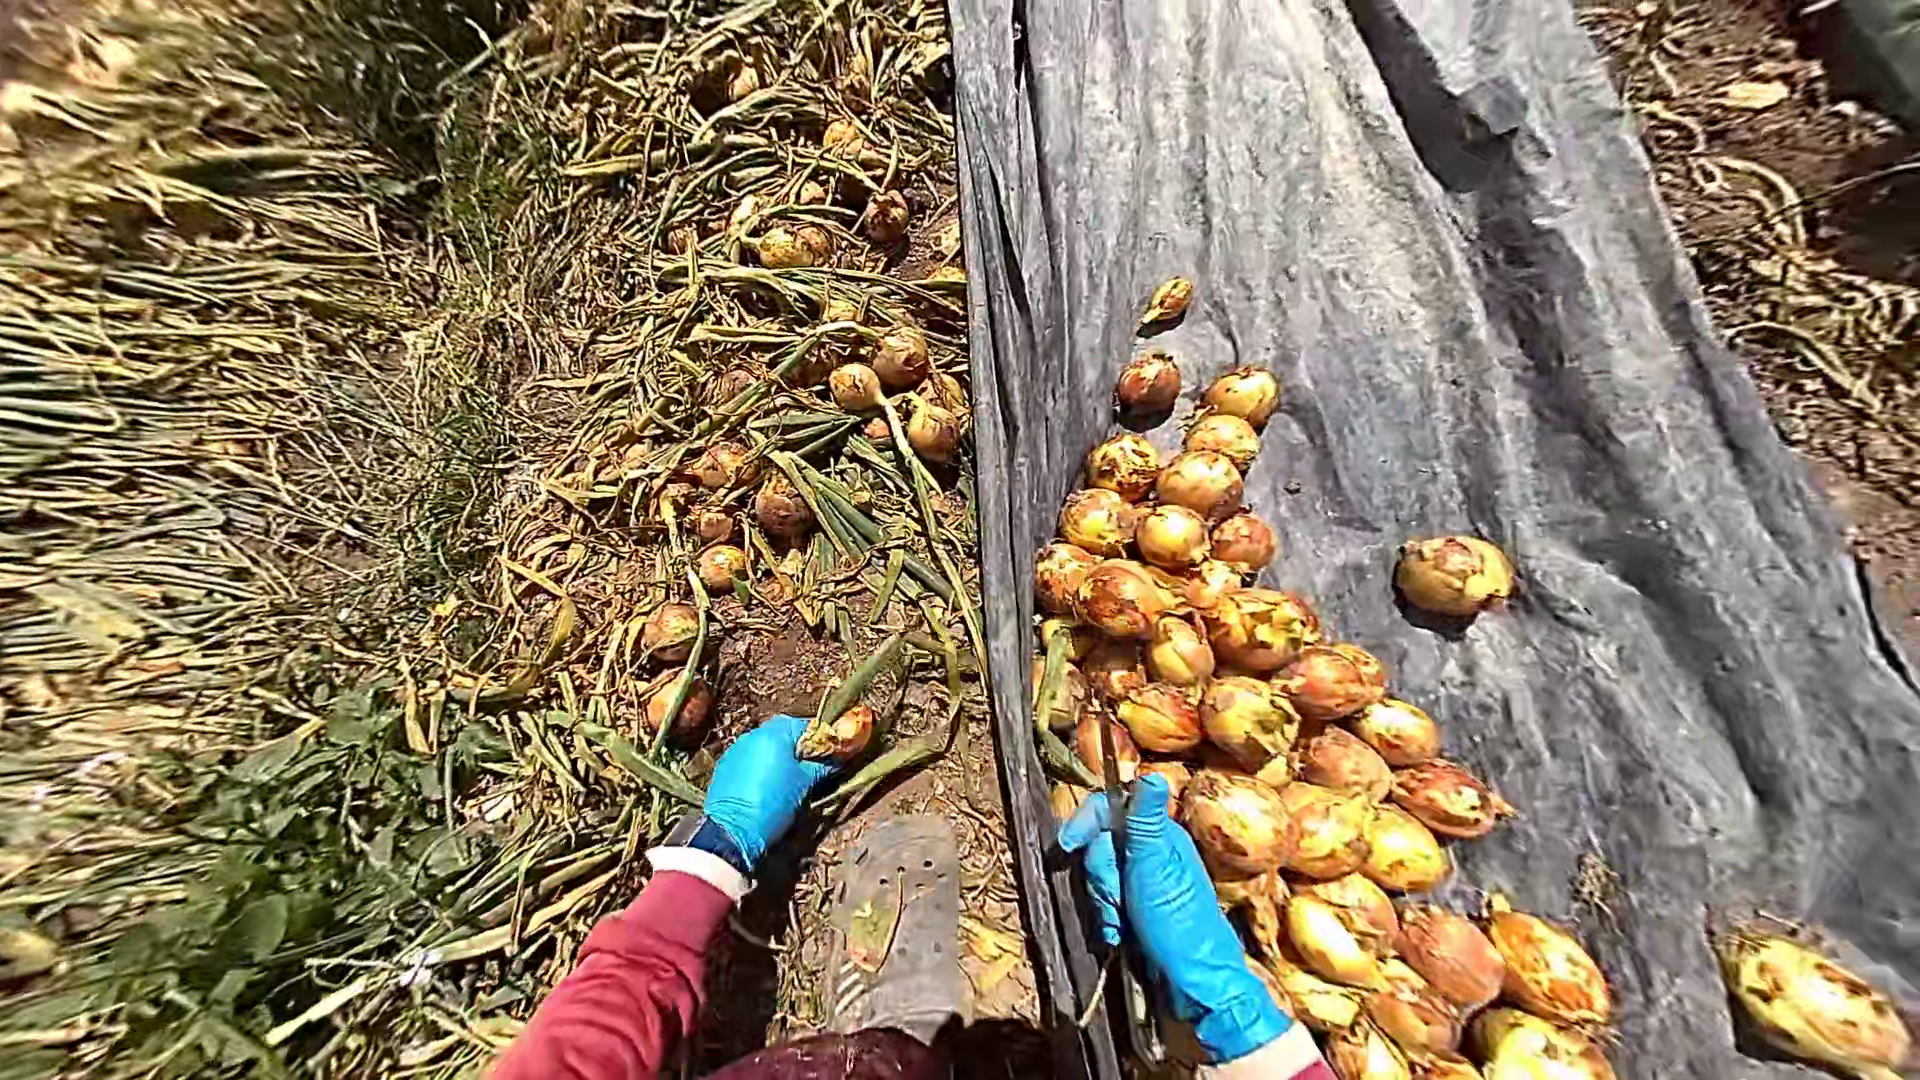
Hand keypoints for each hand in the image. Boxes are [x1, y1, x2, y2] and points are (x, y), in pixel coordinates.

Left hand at [704, 715, 838, 867]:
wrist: (730, 834)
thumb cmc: (774, 802)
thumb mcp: (805, 783)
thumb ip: (824, 764)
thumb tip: (842, 755)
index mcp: (776, 731)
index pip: (807, 726)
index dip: (822, 740)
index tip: (830, 756)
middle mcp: (755, 733)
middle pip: (785, 734)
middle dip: (799, 749)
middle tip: (811, 769)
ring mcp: (737, 749)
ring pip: (767, 747)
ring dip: (779, 758)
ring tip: (788, 780)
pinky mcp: (724, 766)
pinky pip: (751, 759)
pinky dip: (762, 767)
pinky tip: (767, 786)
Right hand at [1058, 774, 1292, 1063]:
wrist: (1194, 984)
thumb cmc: (1177, 919)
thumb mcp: (1157, 864)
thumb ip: (1147, 818)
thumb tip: (1153, 774)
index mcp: (1155, 831)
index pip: (1106, 806)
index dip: (1084, 822)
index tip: (1068, 845)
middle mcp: (1146, 848)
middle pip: (1098, 840)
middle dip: (1100, 872)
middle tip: (1115, 897)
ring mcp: (1139, 877)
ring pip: (1097, 870)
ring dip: (1102, 898)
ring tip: (1118, 920)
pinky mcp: (1133, 903)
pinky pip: (1103, 897)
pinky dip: (1105, 915)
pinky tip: (1117, 932)